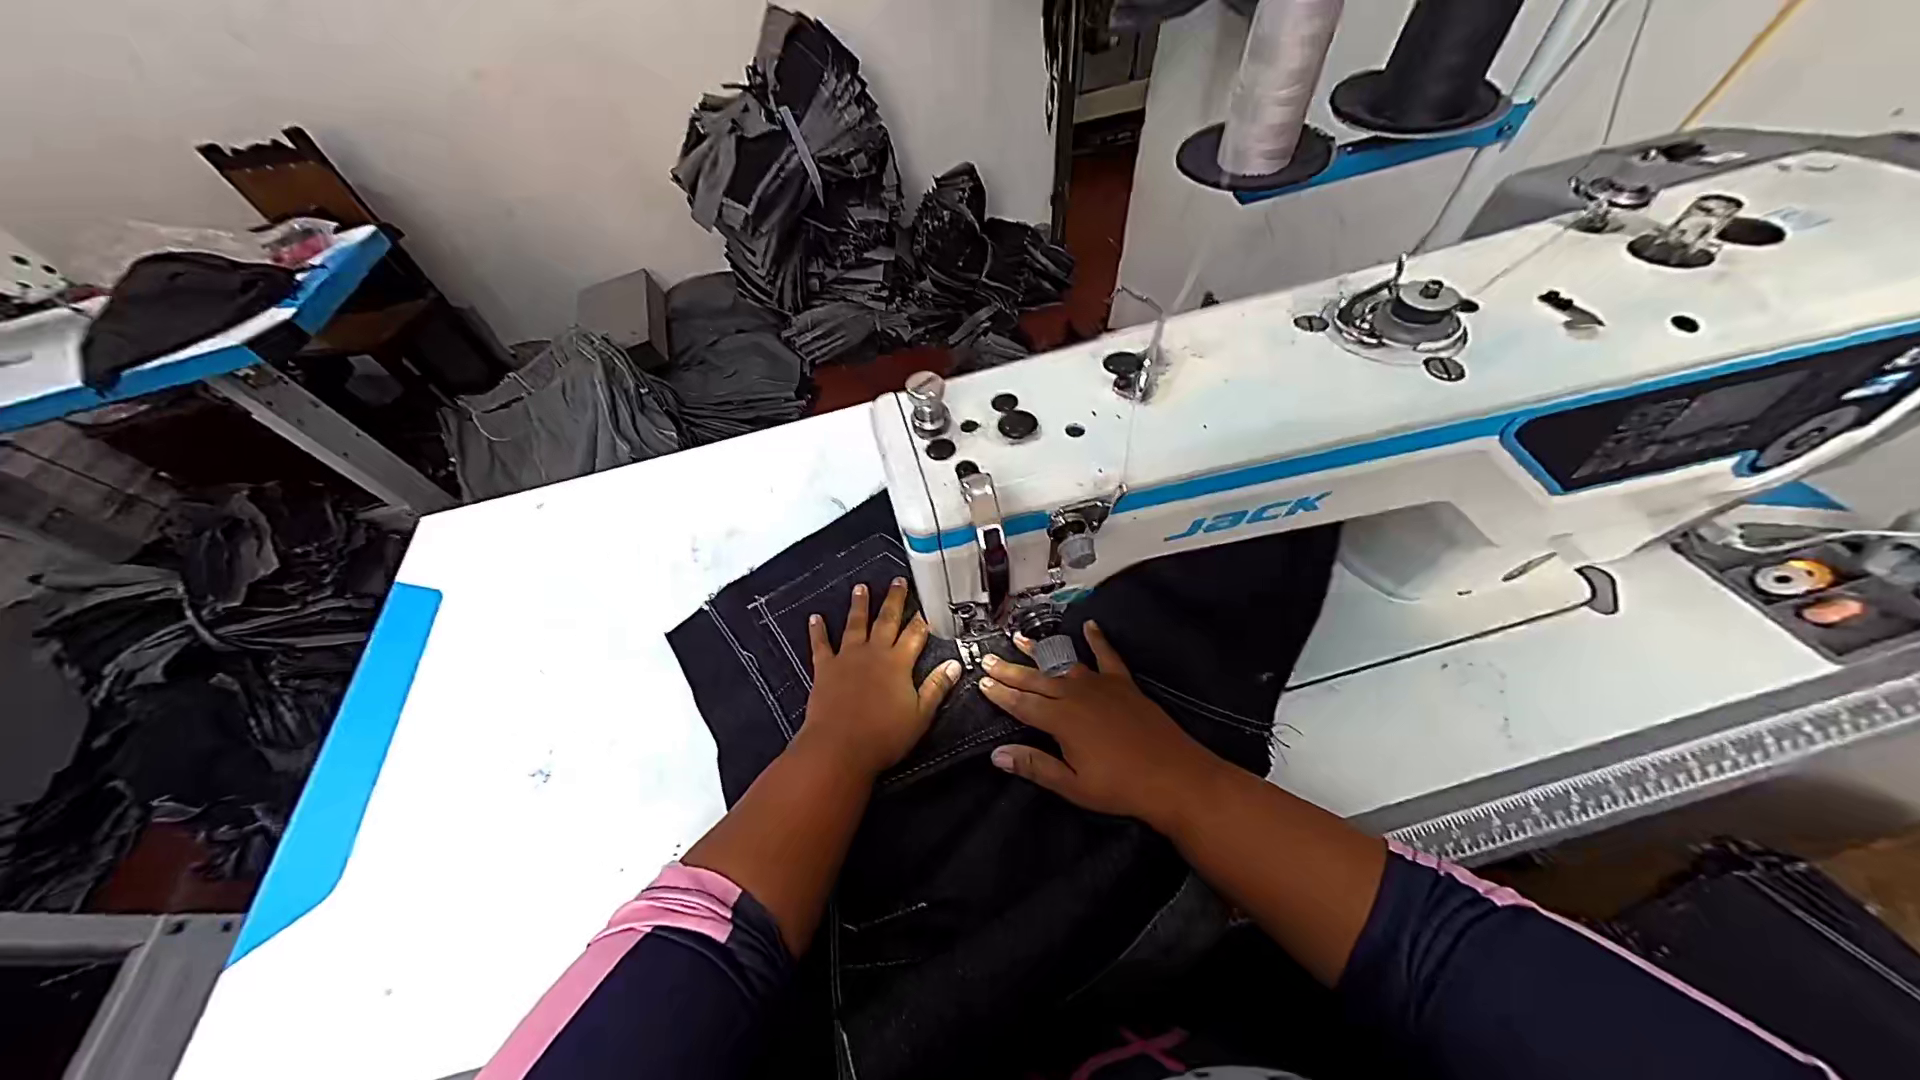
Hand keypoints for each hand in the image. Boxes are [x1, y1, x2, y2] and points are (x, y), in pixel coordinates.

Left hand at [798, 578, 961, 778]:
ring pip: (855, 624)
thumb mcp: (920, 715)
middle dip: (894, 600)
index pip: (915, 635)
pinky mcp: (824, 668)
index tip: (926, 607)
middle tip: (898, 581)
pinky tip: (814, 618)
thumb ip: (937, 687)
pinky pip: (820, 645)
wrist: (838, 747)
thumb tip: (955, 665)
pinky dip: (817, 631)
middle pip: (886, 620)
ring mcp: (847, 658)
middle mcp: (874, 653)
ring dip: (859, 605)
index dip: (922, 620)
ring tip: (861, 587)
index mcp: (899, 663)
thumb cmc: (884, 735)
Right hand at [979, 622, 1227, 828]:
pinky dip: (1098, 640)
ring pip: (1063, 663)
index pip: (1021, 703)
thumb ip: (1034, 765)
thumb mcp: (1072, 785)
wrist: (1174, 776)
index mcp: (1061, 720)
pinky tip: (1090, 626)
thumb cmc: (1121, 787)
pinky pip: (1107, 656)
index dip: (1000, 693)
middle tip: (988, 659)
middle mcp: (1077, 695)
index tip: (982, 682)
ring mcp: (1101, 686)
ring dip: (1039, 651)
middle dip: (1009, 669)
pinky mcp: (1124, 684)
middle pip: (1035, 679)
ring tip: (1019, 638)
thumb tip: (998, 754)